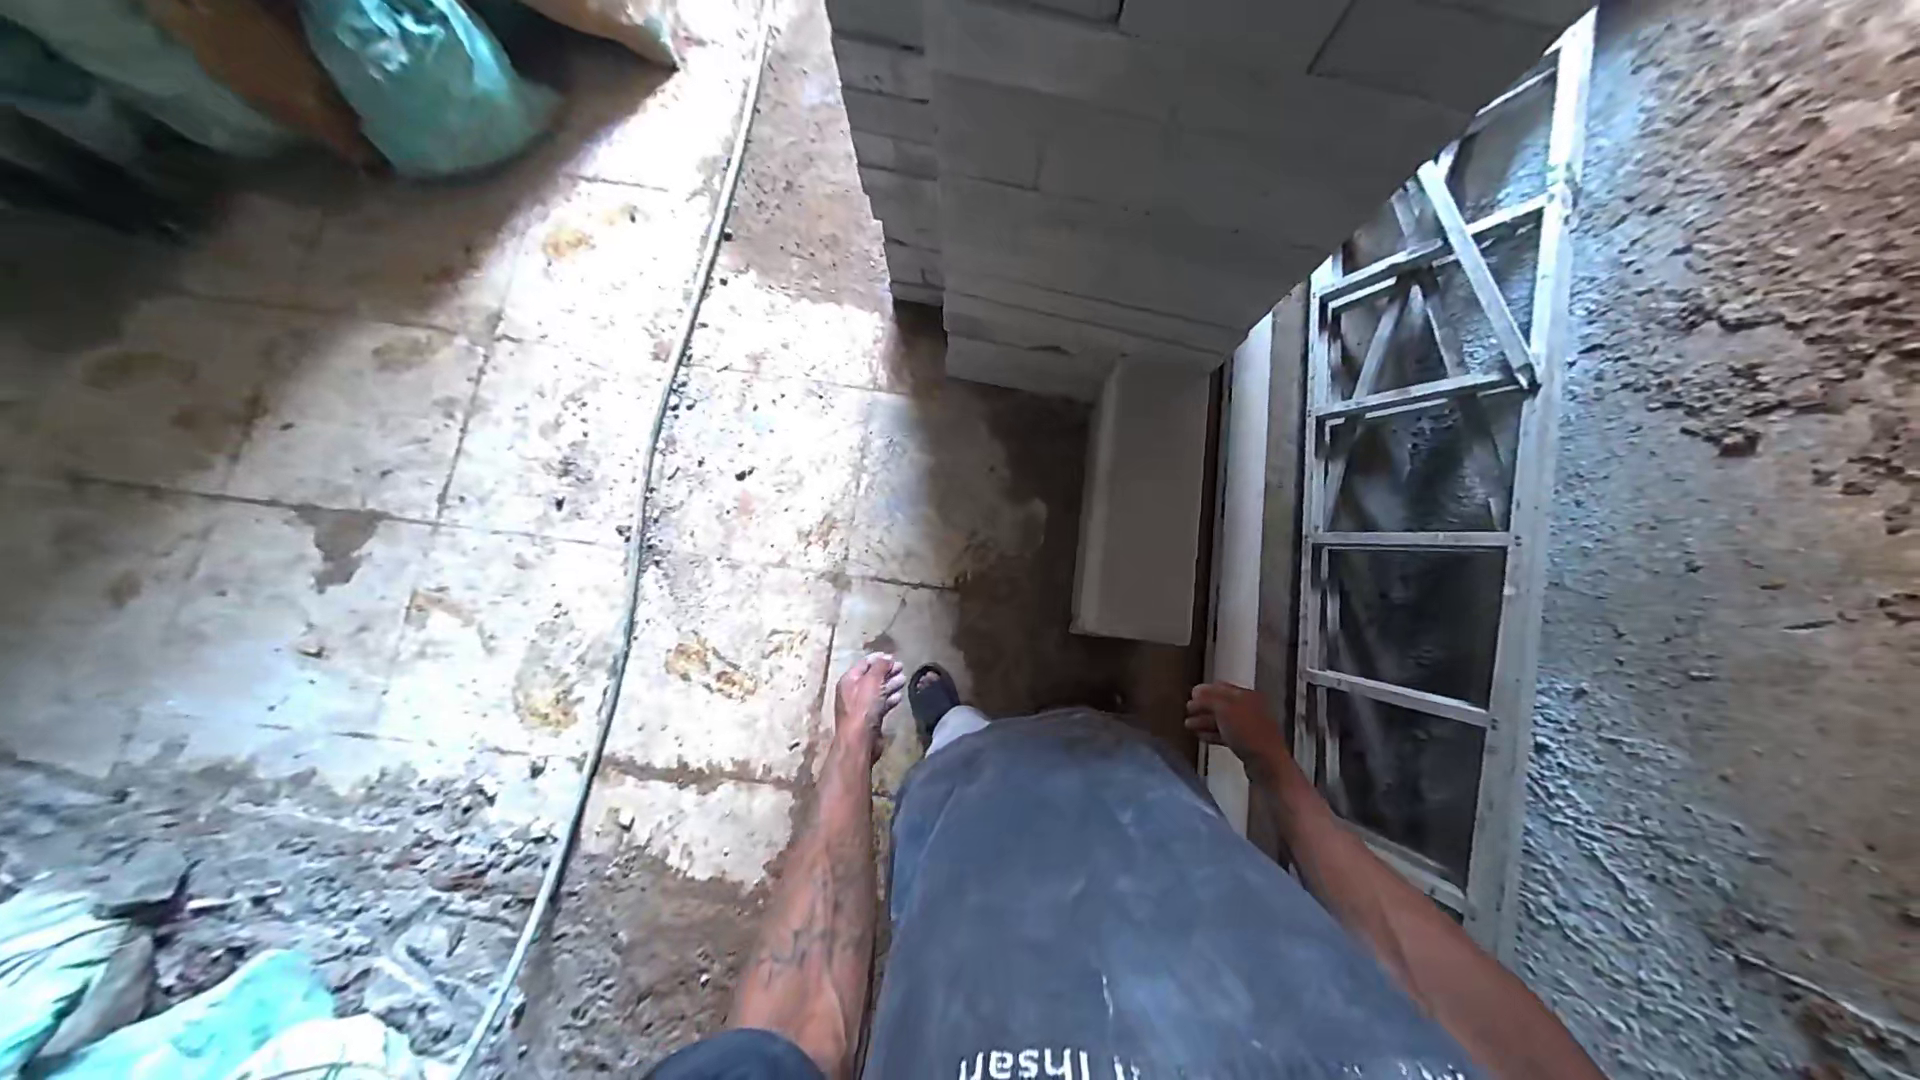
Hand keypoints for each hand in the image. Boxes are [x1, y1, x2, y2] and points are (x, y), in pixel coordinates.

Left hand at [834, 653, 905, 760]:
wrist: (860, 739)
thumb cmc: (863, 707)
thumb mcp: (872, 681)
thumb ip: (880, 667)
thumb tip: (887, 658)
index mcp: (849, 680)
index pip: (864, 663)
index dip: (879, 658)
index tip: (893, 656)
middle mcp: (853, 691)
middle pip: (872, 677)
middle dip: (887, 671)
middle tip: (902, 667)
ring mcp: (861, 706)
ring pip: (877, 691)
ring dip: (890, 684)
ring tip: (904, 679)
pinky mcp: (870, 719)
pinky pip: (881, 704)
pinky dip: (890, 699)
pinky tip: (899, 696)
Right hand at [1186, 683, 1297, 784]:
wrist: (1266, 762)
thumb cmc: (1246, 731)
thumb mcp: (1224, 709)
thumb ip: (1208, 698)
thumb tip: (1196, 691)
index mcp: (1247, 696)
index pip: (1221, 687)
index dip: (1204, 691)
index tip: (1190, 696)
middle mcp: (1249, 708)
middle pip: (1221, 704)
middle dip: (1202, 708)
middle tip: (1187, 711)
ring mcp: (1249, 727)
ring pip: (1222, 720)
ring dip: (1204, 721)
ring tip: (1188, 726)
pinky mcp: (1247, 743)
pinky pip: (1226, 734)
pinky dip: (1213, 733)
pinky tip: (1201, 736)